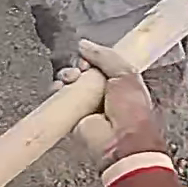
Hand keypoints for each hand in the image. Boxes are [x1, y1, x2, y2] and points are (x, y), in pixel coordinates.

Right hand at [61, 39, 168, 170]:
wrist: (121, 142)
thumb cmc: (132, 111)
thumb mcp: (126, 74)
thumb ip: (105, 56)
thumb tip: (83, 45)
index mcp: (120, 82)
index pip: (99, 63)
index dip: (92, 57)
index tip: (88, 58)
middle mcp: (102, 93)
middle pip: (82, 71)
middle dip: (77, 66)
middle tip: (80, 70)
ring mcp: (86, 105)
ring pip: (69, 83)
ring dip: (67, 76)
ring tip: (71, 79)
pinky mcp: (72, 116)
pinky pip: (59, 99)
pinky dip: (56, 91)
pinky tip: (59, 88)